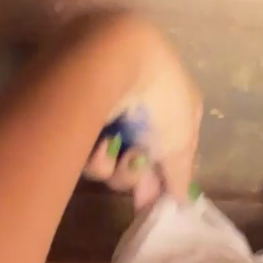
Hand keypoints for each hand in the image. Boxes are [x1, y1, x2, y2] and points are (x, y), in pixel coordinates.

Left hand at [71, 13, 202, 206]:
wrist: (110, 58)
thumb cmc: (159, 99)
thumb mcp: (181, 141)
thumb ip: (182, 174)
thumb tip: (183, 200)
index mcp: (173, 110)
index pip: (168, 155)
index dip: (161, 181)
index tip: (153, 203)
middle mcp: (140, 113)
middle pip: (135, 164)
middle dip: (135, 172)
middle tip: (132, 166)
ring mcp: (108, 115)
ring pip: (109, 165)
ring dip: (115, 166)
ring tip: (116, 149)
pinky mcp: (78, 119)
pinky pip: (85, 153)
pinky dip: (94, 153)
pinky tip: (98, 142)